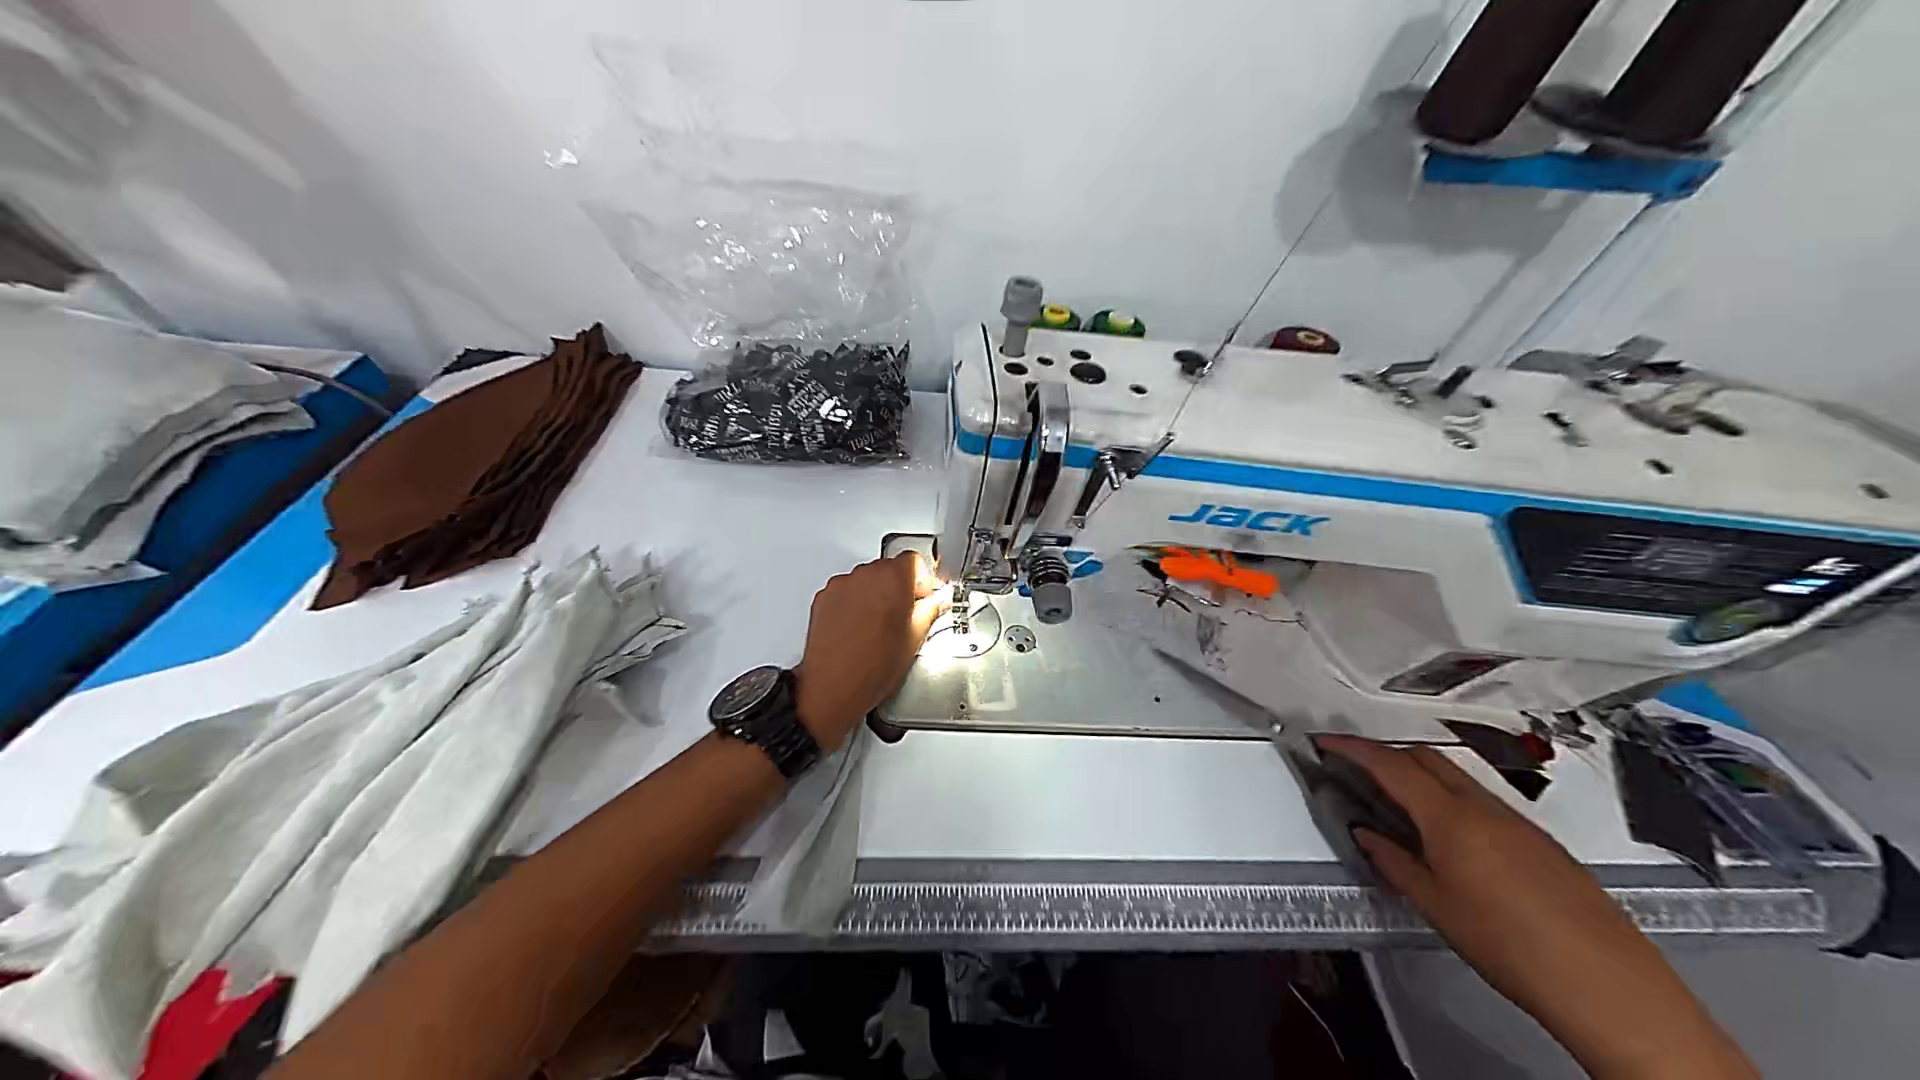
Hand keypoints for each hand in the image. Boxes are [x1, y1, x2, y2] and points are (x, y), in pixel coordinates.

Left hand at [793, 552, 947, 751]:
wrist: (833, 686)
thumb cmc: (870, 668)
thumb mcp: (914, 638)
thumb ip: (930, 611)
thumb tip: (935, 603)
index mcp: (892, 580)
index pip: (914, 560)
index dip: (924, 578)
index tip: (926, 593)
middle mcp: (865, 576)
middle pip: (890, 567)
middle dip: (901, 586)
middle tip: (908, 611)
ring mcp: (841, 586)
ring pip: (867, 579)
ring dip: (877, 593)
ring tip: (882, 625)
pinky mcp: (824, 598)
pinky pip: (846, 591)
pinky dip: (855, 602)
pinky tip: (862, 628)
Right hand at [1317, 736, 1757, 1079]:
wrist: (1609, 988)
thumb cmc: (1516, 948)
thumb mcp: (1435, 905)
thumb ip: (1394, 861)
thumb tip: (1370, 837)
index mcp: (1452, 819)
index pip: (1391, 765)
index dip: (1353, 748)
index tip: (1328, 742)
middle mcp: (1486, 808)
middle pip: (1425, 757)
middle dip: (1386, 753)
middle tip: (1357, 767)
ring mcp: (1518, 821)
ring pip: (1456, 776)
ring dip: (1420, 775)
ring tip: (1396, 801)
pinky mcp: (1540, 841)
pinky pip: (1483, 800)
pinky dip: (1451, 798)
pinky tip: (1445, 833)